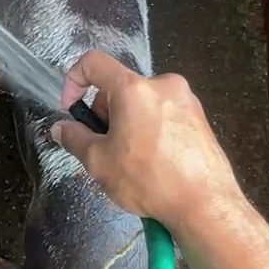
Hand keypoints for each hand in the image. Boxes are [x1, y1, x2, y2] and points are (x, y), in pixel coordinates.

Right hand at [48, 50, 246, 232]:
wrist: (206, 205)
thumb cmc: (150, 180)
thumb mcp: (98, 162)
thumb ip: (74, 138)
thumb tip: (62, 128)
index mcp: (134, 89)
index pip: (93, 63)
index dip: (73, 81)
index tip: (71, 110)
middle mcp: (163, 85)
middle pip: (119, 87)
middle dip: (104, 113)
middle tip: (103, 147)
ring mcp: (185, 100)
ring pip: (140, 102)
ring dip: (125, 124)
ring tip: (128, 160)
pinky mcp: (199, 118)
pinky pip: (161, 115)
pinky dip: (147, 131)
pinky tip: (151, 162)